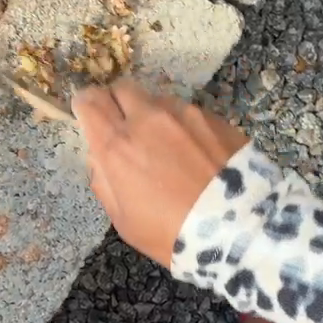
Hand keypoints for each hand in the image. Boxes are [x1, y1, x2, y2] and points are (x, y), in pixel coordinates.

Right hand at [73, 80, 248, 267]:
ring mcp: (183, 114)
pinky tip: (192, 152)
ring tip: (164, 146)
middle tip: (123, 126)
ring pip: (155, 99)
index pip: (89, 102)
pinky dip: (181, 125)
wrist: (238, 229)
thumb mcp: (124, 221)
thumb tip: (100, 157)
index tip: (88, 115)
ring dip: (151, 114)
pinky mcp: (212, 117)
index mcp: (117, 145)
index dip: (85, 106)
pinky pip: (186, 112)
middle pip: (121, 88)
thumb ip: (104, 182)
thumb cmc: (172, 234)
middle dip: (116, 103)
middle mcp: (147, 119)